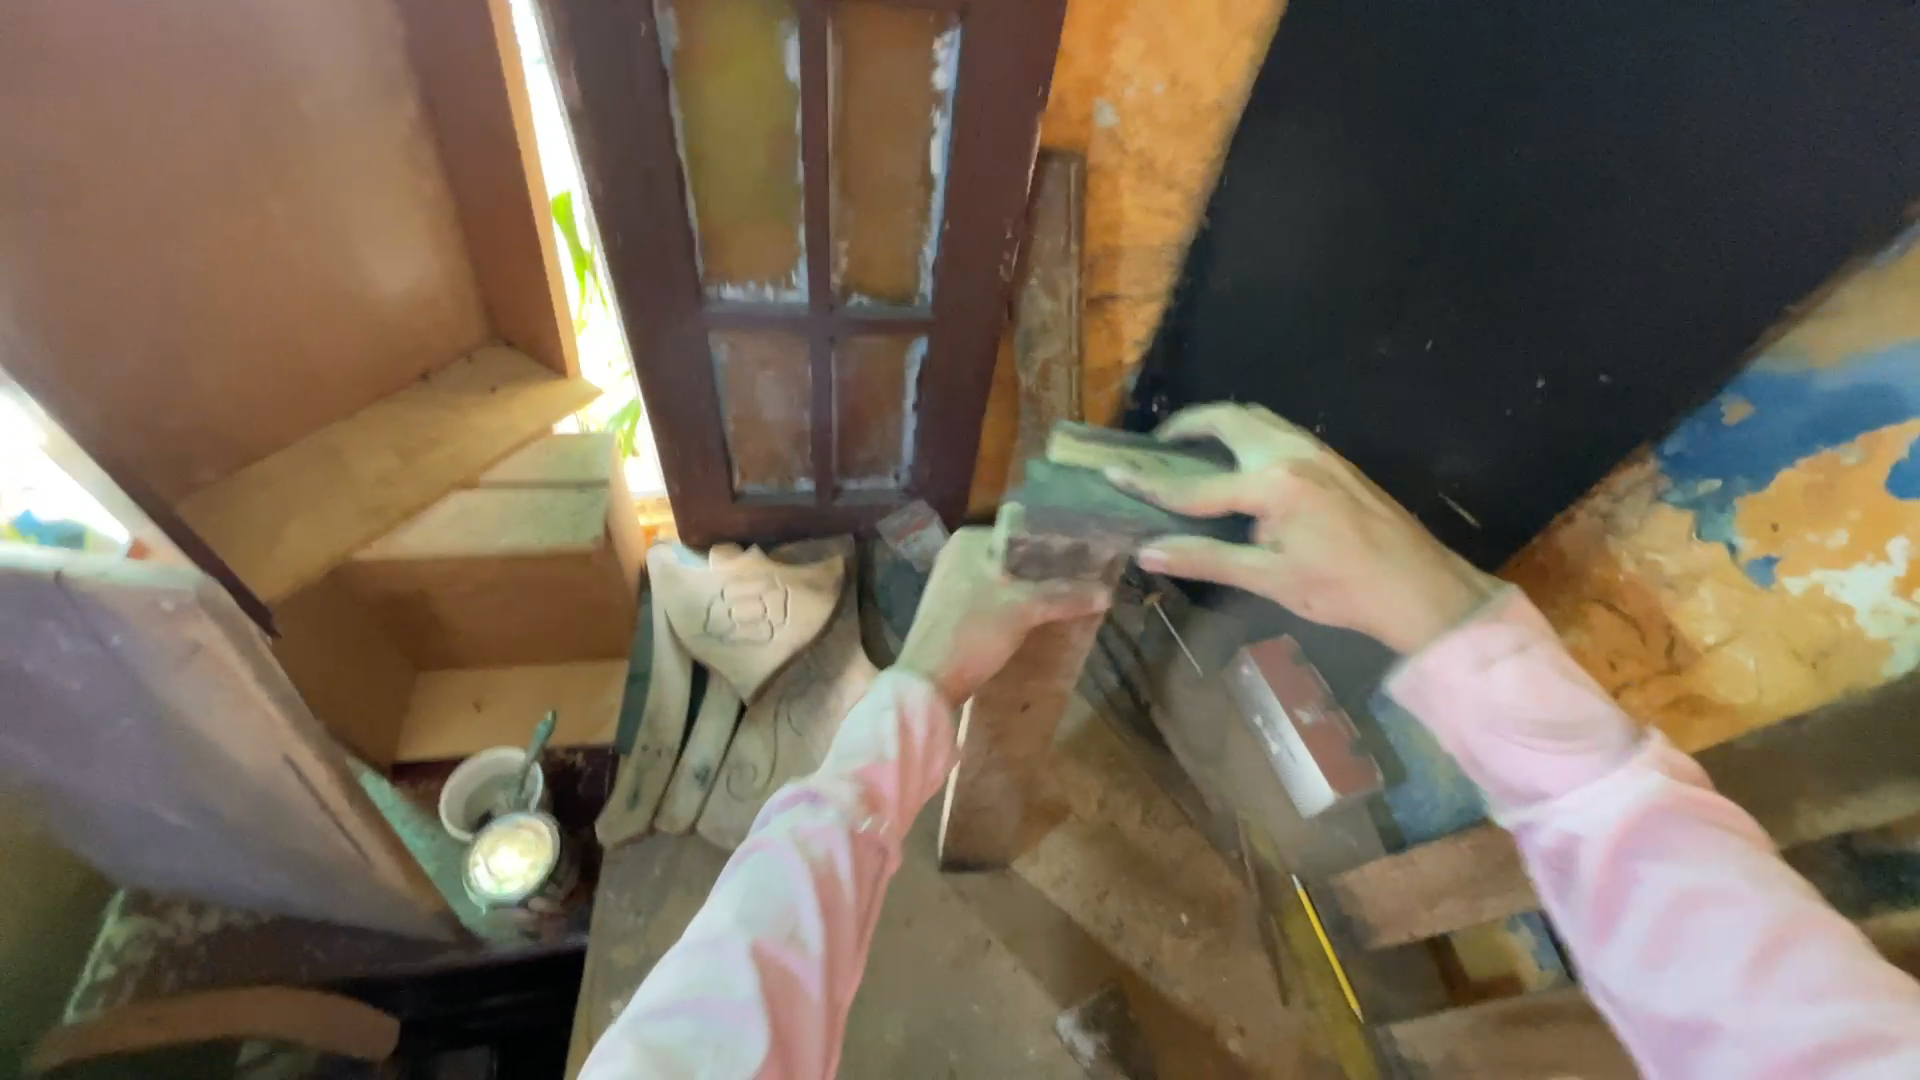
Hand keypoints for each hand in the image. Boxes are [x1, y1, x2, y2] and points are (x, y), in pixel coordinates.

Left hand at [893, 527, 1112, 706]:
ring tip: (1072, 598)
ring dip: (1035, 590)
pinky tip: (1042, 618)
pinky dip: (1018, 606)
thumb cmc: (971, 633)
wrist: (926, 683)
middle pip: (1016, 557)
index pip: (1023, 530)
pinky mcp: (954, 612)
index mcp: (969, 541)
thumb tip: (1106, 593)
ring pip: (1006, 580)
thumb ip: (1064, 596)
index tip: (1089, 557)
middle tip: (1086, 580)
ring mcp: (953, 585)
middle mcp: (958, 556)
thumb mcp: (1023, 609)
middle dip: (1048, 570)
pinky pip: (995, 600)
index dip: (1057, 544)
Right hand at [1109, 403, 1492, 654]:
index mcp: (1274, 484)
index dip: (1150, 484)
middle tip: (1158, 446)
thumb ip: (1205, 559)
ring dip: (1219, 425)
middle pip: (1228, 419)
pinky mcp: (1331, 460)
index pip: (1195, 485)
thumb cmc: (1343, 589)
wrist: (1422, 589)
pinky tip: (1237, 466)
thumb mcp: (1269, 579)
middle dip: (1187, 426)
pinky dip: (1245, 436)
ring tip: (1192, 450)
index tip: (1112, 471)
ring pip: (1256, 419)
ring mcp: (1317, 451)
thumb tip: (1147, 552)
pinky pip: (1276, 431)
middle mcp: (1292, 453)